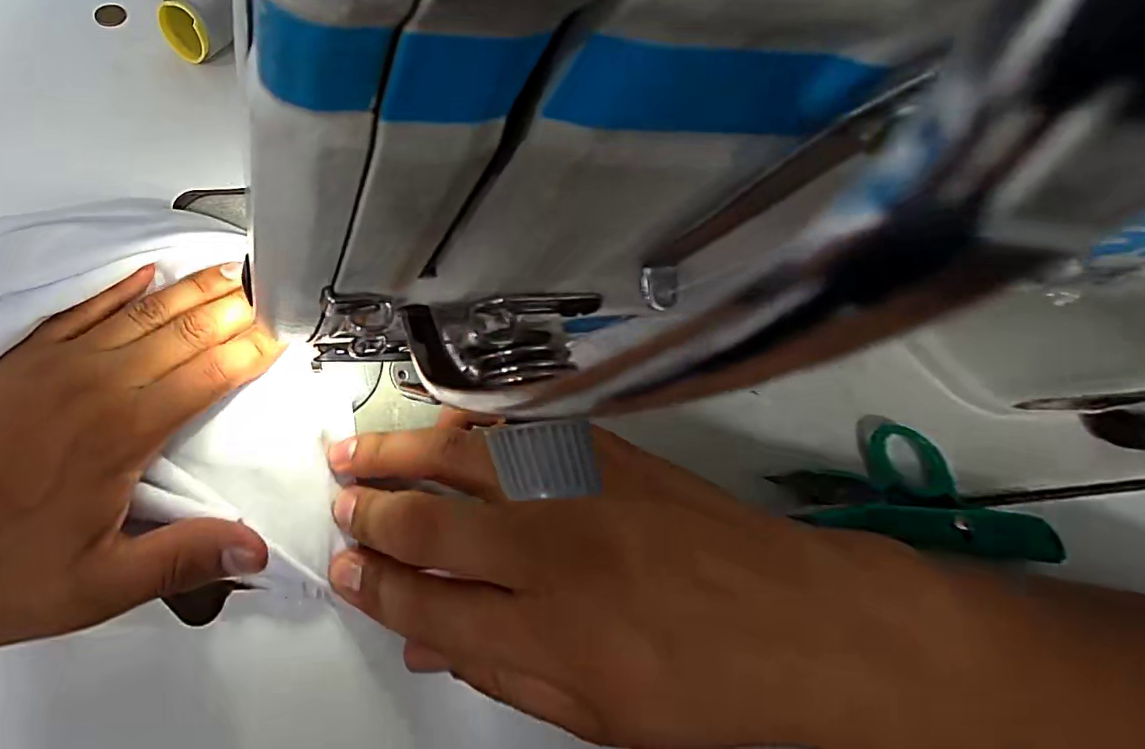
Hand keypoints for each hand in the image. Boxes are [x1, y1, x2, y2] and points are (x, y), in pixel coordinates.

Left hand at [0, 262, 284, 718]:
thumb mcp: (95, 588)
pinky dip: (119, 288)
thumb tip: (256, 551)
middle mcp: (96, 382)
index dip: (250, 351)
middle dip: (232, 308)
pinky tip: (143, 272)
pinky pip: (84, 308)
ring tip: (225, 271)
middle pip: (182, 330)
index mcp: (122, 432)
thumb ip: (181, 559)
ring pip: (141, 311)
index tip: (281, 334)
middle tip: (268, 289)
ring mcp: (56, 361)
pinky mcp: (23, 356)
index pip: (207, 374)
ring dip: (189, 289)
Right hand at [323, 412, 998, 747]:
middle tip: (336, 505)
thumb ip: (499, 671)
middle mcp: (547, 552)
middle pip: (426, 522)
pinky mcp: (595, 450)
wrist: (809, 625)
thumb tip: (423, 642)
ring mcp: (570, 489)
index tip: (342, 570)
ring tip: (350, 452)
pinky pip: (506, 430)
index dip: (374, 587)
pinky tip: (432, 428)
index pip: (426, 602)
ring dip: (394, 454)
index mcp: (547, 633)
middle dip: (368, 513)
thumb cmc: (708, 693)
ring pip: (454, 459)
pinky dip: (459, 427)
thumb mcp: (599, 718)